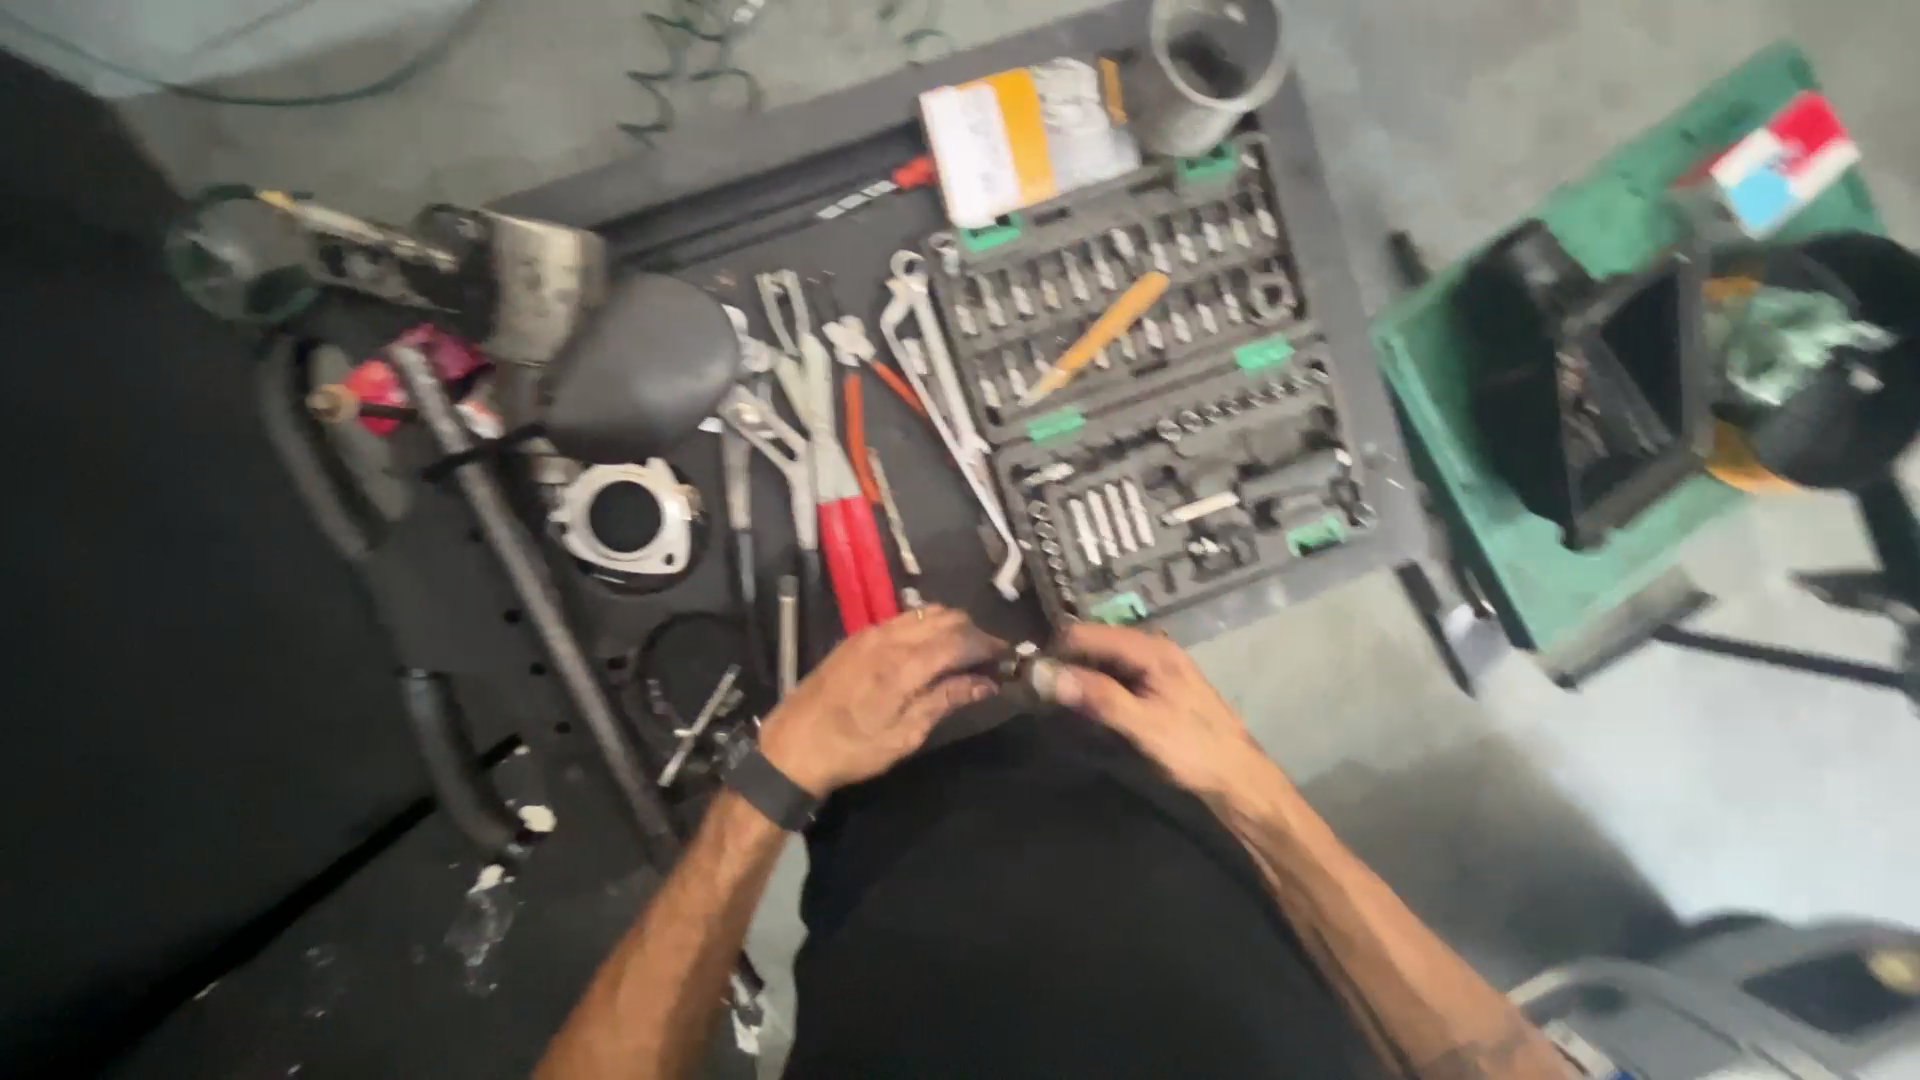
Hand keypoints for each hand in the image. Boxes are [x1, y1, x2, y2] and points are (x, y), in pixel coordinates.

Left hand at [757, 606, 1003, 795]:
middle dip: (974, 633)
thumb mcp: (904, 736)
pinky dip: (927, 625)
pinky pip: (904, 618)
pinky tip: (931, 649)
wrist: (791, 746)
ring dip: (951, 626)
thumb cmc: (851, 750)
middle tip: (990, 659)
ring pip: (925, 613)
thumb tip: (985, 683)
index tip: (1009, 658)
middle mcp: (889, 637)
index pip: (960, 640)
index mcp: (903, 665)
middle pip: (946, 617)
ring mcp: (870, 632)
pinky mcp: (858, 636)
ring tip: (964, 654)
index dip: (989, 646)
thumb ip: (945, 701)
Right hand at [1052, 623, 1288, 808]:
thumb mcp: (1143, 726)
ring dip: (1076, 673)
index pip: (1083, 633)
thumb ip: (1097, 697)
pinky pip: (1113, 671)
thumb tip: (1045, 674)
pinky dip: (1092, 683)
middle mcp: (1151, 646)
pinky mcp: (1155, 681)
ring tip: (1055, 701)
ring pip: (1100, 656)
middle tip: (1038, 693)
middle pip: (1091, 641)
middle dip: (1063, 661)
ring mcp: (1154, 663)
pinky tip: (1083, 706)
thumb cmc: (1193, 751)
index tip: (1030, 680)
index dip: (1054, 653)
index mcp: (1149, 648)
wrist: (1238, 779)